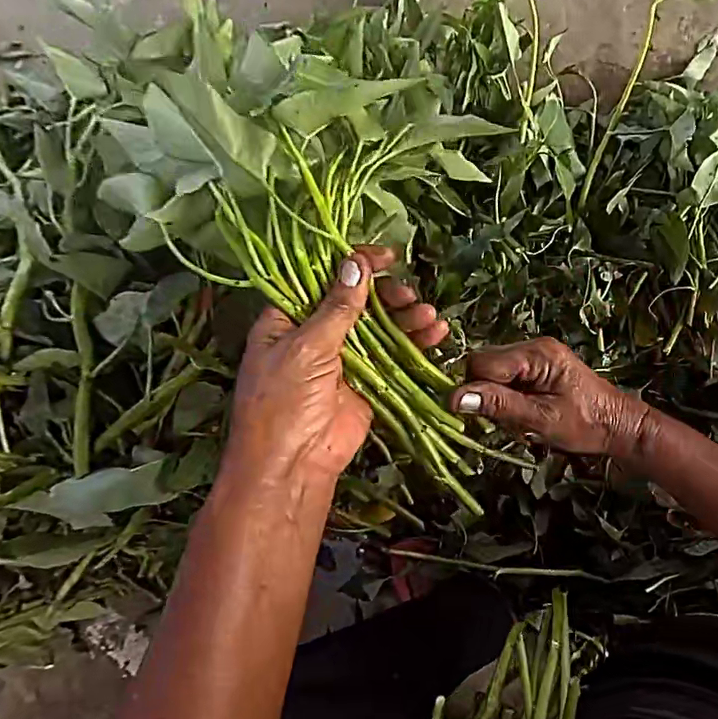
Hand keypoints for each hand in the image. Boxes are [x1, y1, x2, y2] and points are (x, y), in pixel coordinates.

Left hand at [224, 247, 447, 487]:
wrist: (294, 462)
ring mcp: (346, 357)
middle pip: (360, 301)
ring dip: (408, 318)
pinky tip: (435, 334)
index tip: (386, 256)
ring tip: (428, 316)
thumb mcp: (307, 347)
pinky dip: (417, 342)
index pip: (323, 279)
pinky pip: (397, 353)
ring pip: (383, 326)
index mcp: (289, 319)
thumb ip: (337, 307)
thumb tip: (355, 264)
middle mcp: (317, 333)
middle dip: (388, 295)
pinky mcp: (370, 379)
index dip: (353, 263)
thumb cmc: (282, 403)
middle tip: (407, 296)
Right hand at [449, 338, 652, 457]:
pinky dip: (507, 395)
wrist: (618, 425)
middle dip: (483, 393)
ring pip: (492, 370)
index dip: (472, 390)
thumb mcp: (540, 419)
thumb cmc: (586, 424)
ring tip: (517, 418)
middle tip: (503, 420)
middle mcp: (535, 346)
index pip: (481, 363)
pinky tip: (523, 412)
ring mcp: (537, 354)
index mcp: (537, 354)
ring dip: (495, 396)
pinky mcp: (539, 366)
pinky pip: (507, 375)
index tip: (475, 417)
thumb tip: (455, 398)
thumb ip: (499, 405)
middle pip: (483, 363)